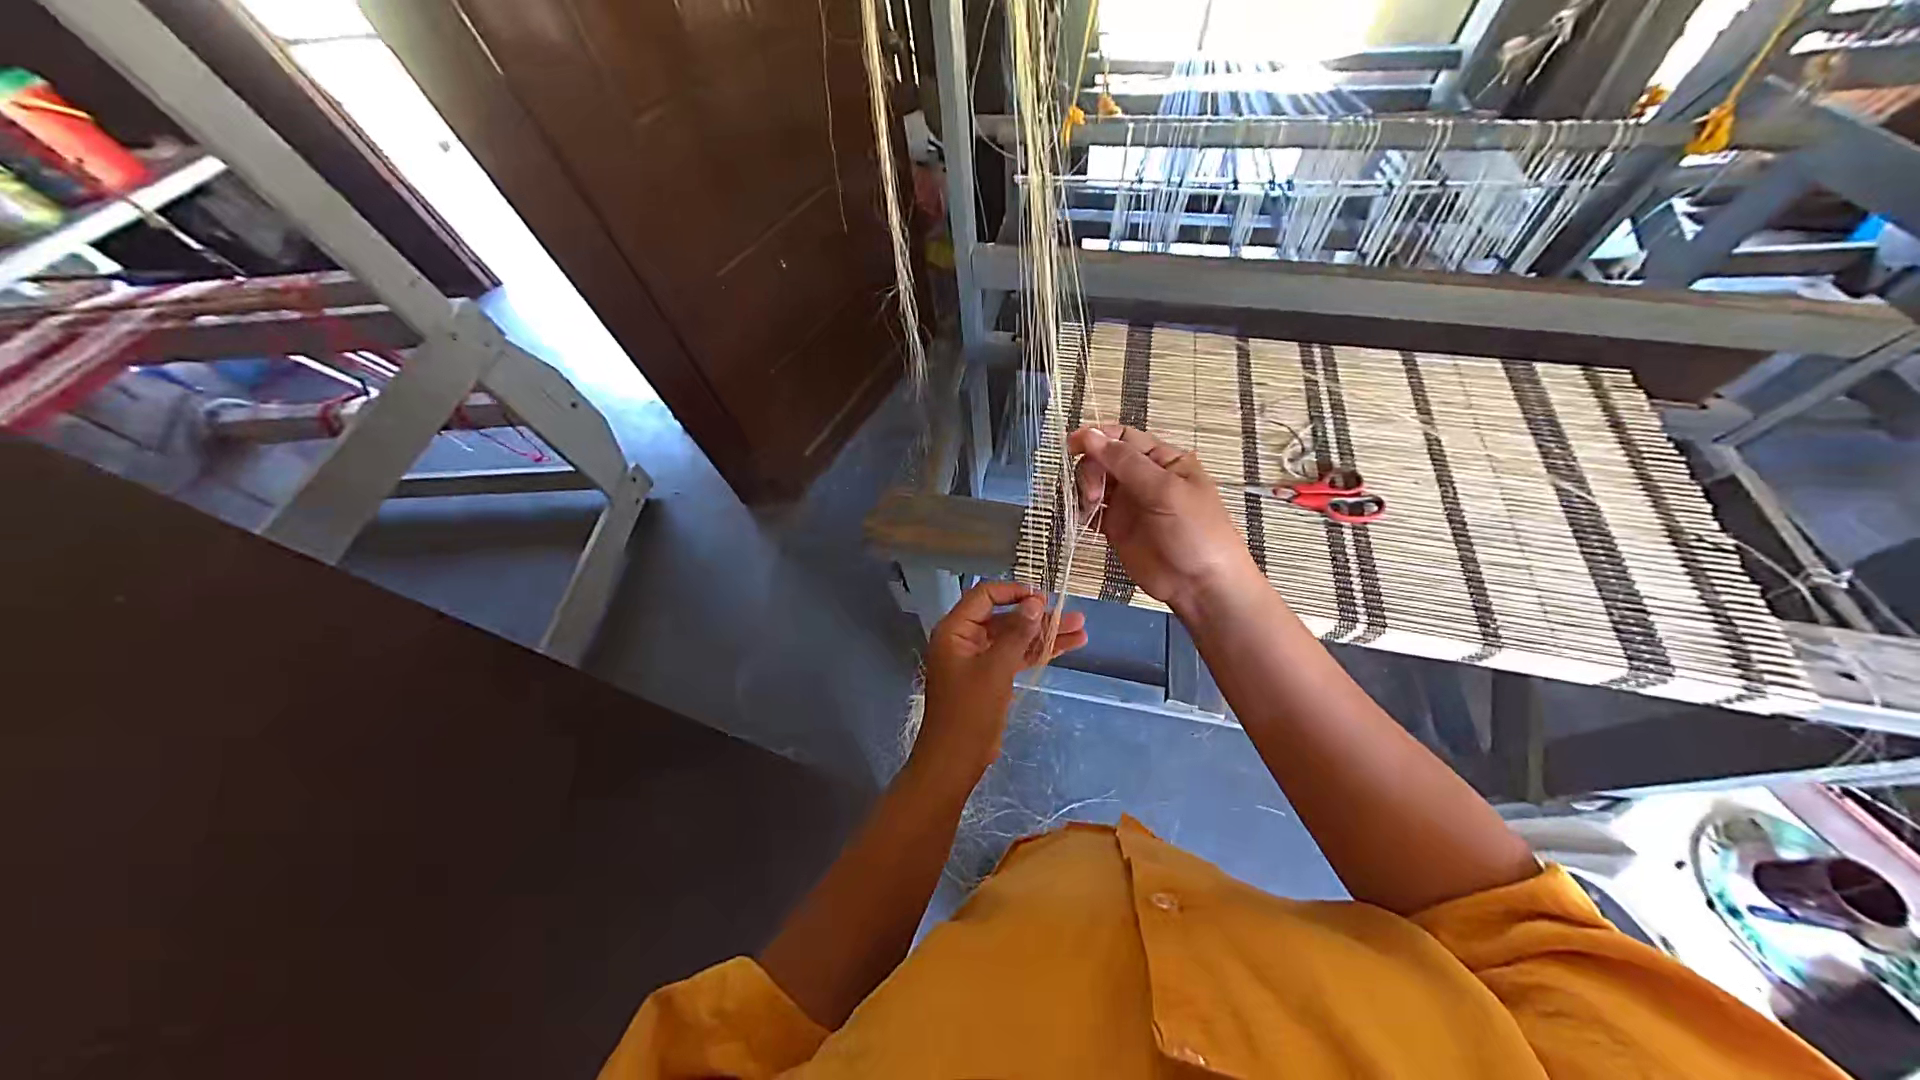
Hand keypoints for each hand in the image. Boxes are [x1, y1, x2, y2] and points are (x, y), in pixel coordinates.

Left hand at [915, 582, 1086, 780]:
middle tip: (1073, 616)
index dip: (1013, 592)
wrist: (955, 759)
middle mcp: (965, 640)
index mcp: (955, 631)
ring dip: (1045, 635)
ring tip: (1081, 631)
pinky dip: (1038, 653)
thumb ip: (1017, 634)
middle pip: (1004, 618)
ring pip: (1015, 639)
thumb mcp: (996, 669)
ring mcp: (979, 660)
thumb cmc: (969, 711)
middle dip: (1038, 617)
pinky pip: (1016, 657)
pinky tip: (1066, 647)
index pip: (984, 596)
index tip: (1042, 597)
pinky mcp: (991, 678)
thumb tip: (1035, 602)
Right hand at [1068, 424, 1262, 614]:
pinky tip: (1083, 518)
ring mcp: (1129, 503)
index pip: (1123, 437)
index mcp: (1163, 460)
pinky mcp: (1116, 528)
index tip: (1073, 443)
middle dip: (1090, 468)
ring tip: (1090, 507)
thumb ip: (1126, 462)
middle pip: (1103, 459)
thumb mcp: (1165, 490)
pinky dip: (1081, 511)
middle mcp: (1143, 477)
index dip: (1097, 436)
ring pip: (1094, 483)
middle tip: (1092, 492)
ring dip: (1083, 489)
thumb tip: (1090, 435)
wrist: (1201, 585)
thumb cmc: (1195, 531)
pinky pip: (1091, 511)